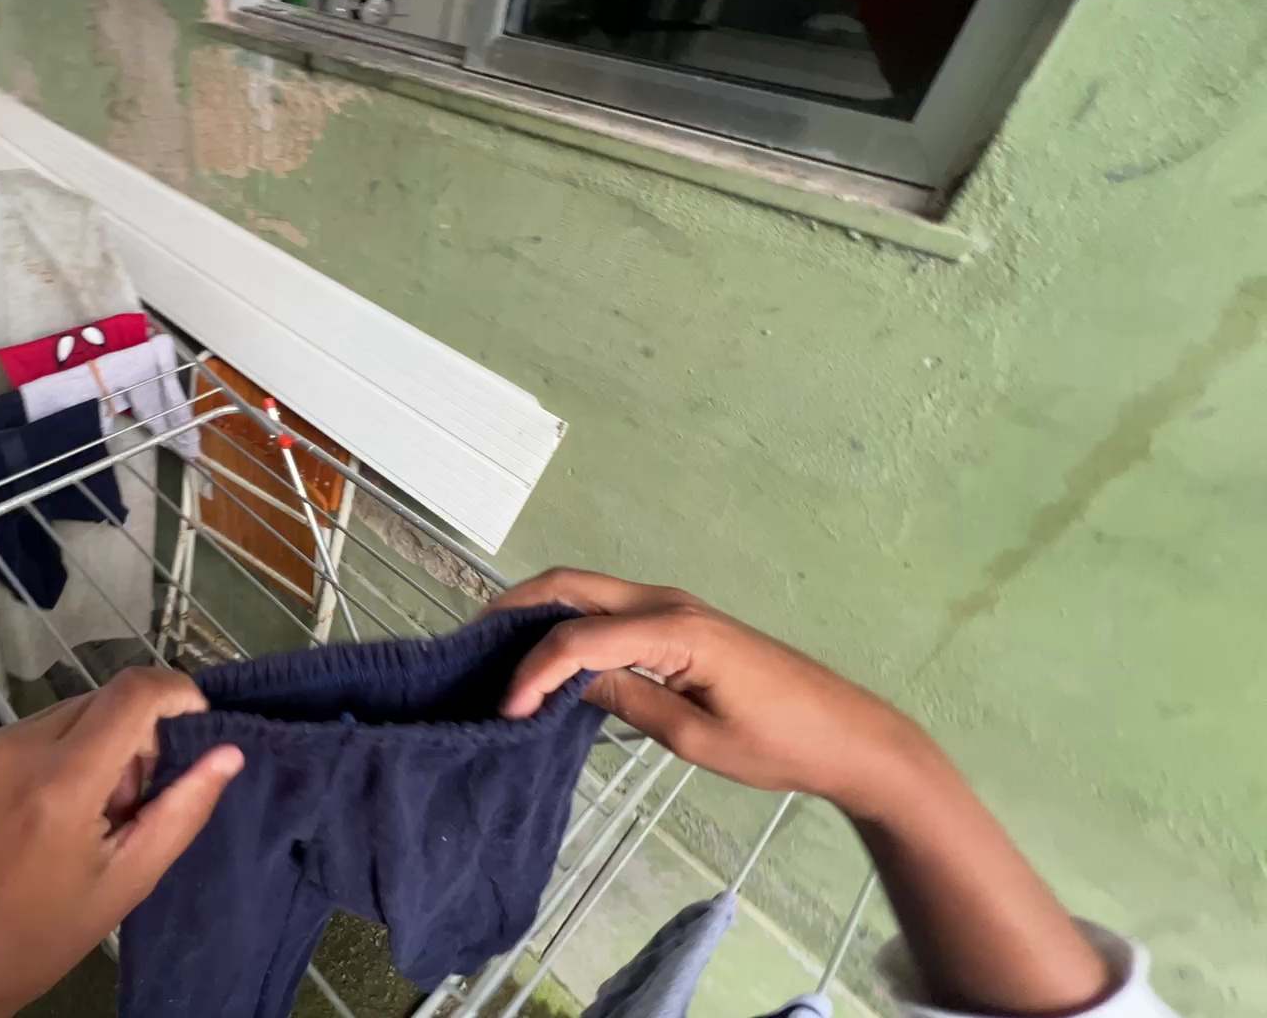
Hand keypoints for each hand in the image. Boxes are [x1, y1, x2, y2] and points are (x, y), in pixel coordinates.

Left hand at [0, 668, 243, 1017]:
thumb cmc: (28, 941)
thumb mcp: (122, 886)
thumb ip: (182, 812)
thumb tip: (229, 753)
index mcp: (60, 781)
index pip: (135, 691)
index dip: (181, 693)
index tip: (200, 728)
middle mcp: (21, 744)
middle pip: (111, 698)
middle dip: (145, 732)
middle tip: (141, 798)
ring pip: (81, 709)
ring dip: (110, 741)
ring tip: (99, 812)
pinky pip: (48, 724)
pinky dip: (76, 747)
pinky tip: (63, 806)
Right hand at [491, 568, 931, 813]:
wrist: (854, 736)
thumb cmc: (781, 745)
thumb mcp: (695, 738)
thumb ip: (626, 698)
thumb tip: (565, 679)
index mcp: (673, 630)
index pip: (579, 639)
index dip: (534, 671)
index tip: (506, 708)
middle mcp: (664, 600)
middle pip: (570, 584)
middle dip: (515, 606)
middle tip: (475, 639)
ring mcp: (669, 603)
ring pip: (583, 587)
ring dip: (536, 607)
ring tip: (499, 641)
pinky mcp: (674, 617)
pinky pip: (603, 604)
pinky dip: (565, 617)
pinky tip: (548, 645)